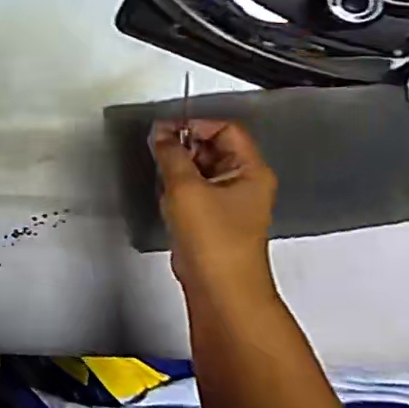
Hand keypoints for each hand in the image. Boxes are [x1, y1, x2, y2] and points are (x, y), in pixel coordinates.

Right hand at [149, 119, 277, 300]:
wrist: (218, 283)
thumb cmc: (214, 238)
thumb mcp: (185, 186)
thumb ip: (171, 154)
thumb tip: (161, 134)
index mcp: (252, 170)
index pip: (225, 129)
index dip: (194, 125)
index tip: (164, 130)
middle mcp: (245, 181)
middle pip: (213, 145)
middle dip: (183, 144)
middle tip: (157, 148)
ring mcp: (228, 198)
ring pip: (200, 166)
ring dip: (177, 164)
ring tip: (162, 174)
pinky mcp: (211, 213)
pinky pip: (193, 186)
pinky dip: (176, 183)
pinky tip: (165, 192)